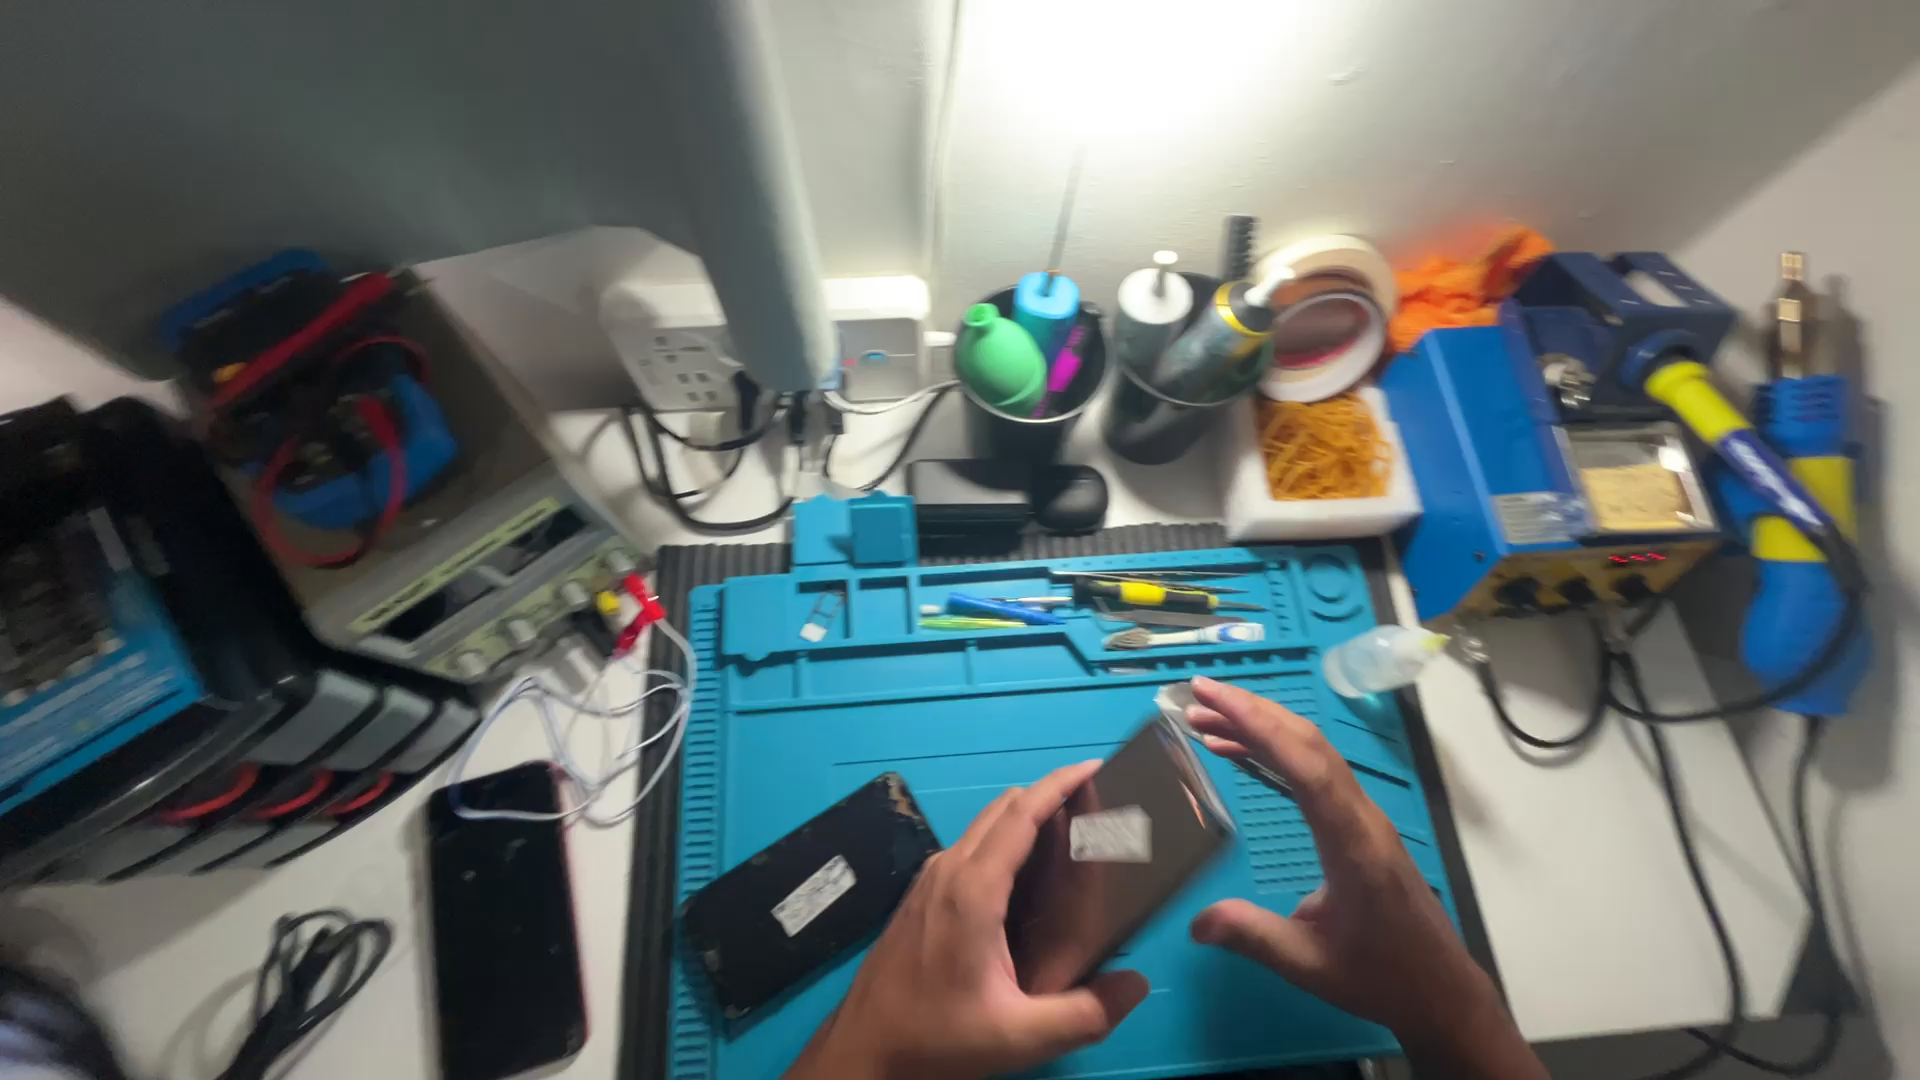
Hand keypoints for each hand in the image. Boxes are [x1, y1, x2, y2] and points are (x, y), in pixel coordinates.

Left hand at [787, 762, 1149, 1079]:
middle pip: (1004, 808)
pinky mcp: (923, 889)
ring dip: (1024, 815)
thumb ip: (1083, 1014)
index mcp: (974, 888)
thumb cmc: (937, 1036)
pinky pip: (971, 843)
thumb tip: (1138, 984)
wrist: (864, 1046)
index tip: (1092, 766)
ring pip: (985, 823)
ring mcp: (932, 875)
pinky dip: (1003, 836)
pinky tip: (1023, 870)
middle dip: (1048, 795)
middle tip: (1092, 805)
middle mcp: (950, 867)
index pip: (1021, 814)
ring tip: (1066, 833)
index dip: (1058, 784)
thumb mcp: (1017, 1037)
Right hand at [1183, 677, 1543, 1076]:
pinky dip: (1270, 749)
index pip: (1306, 766)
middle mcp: (1359, 815)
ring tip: (1203, 717)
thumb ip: (1253, 936)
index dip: (1259, 725)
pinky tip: (1235, 750)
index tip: (1214, 697)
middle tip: (1196, 693)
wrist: (1441, 992)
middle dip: (1250, 709)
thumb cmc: (1381, 976)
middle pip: (1306, 742)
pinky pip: (1310, 767)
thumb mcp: (1311, 965)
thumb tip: (1194, 923)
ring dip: (1258, 725)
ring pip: (1309, 749)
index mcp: (1352, 843)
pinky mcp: (1354, 819)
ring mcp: (1360, 813)